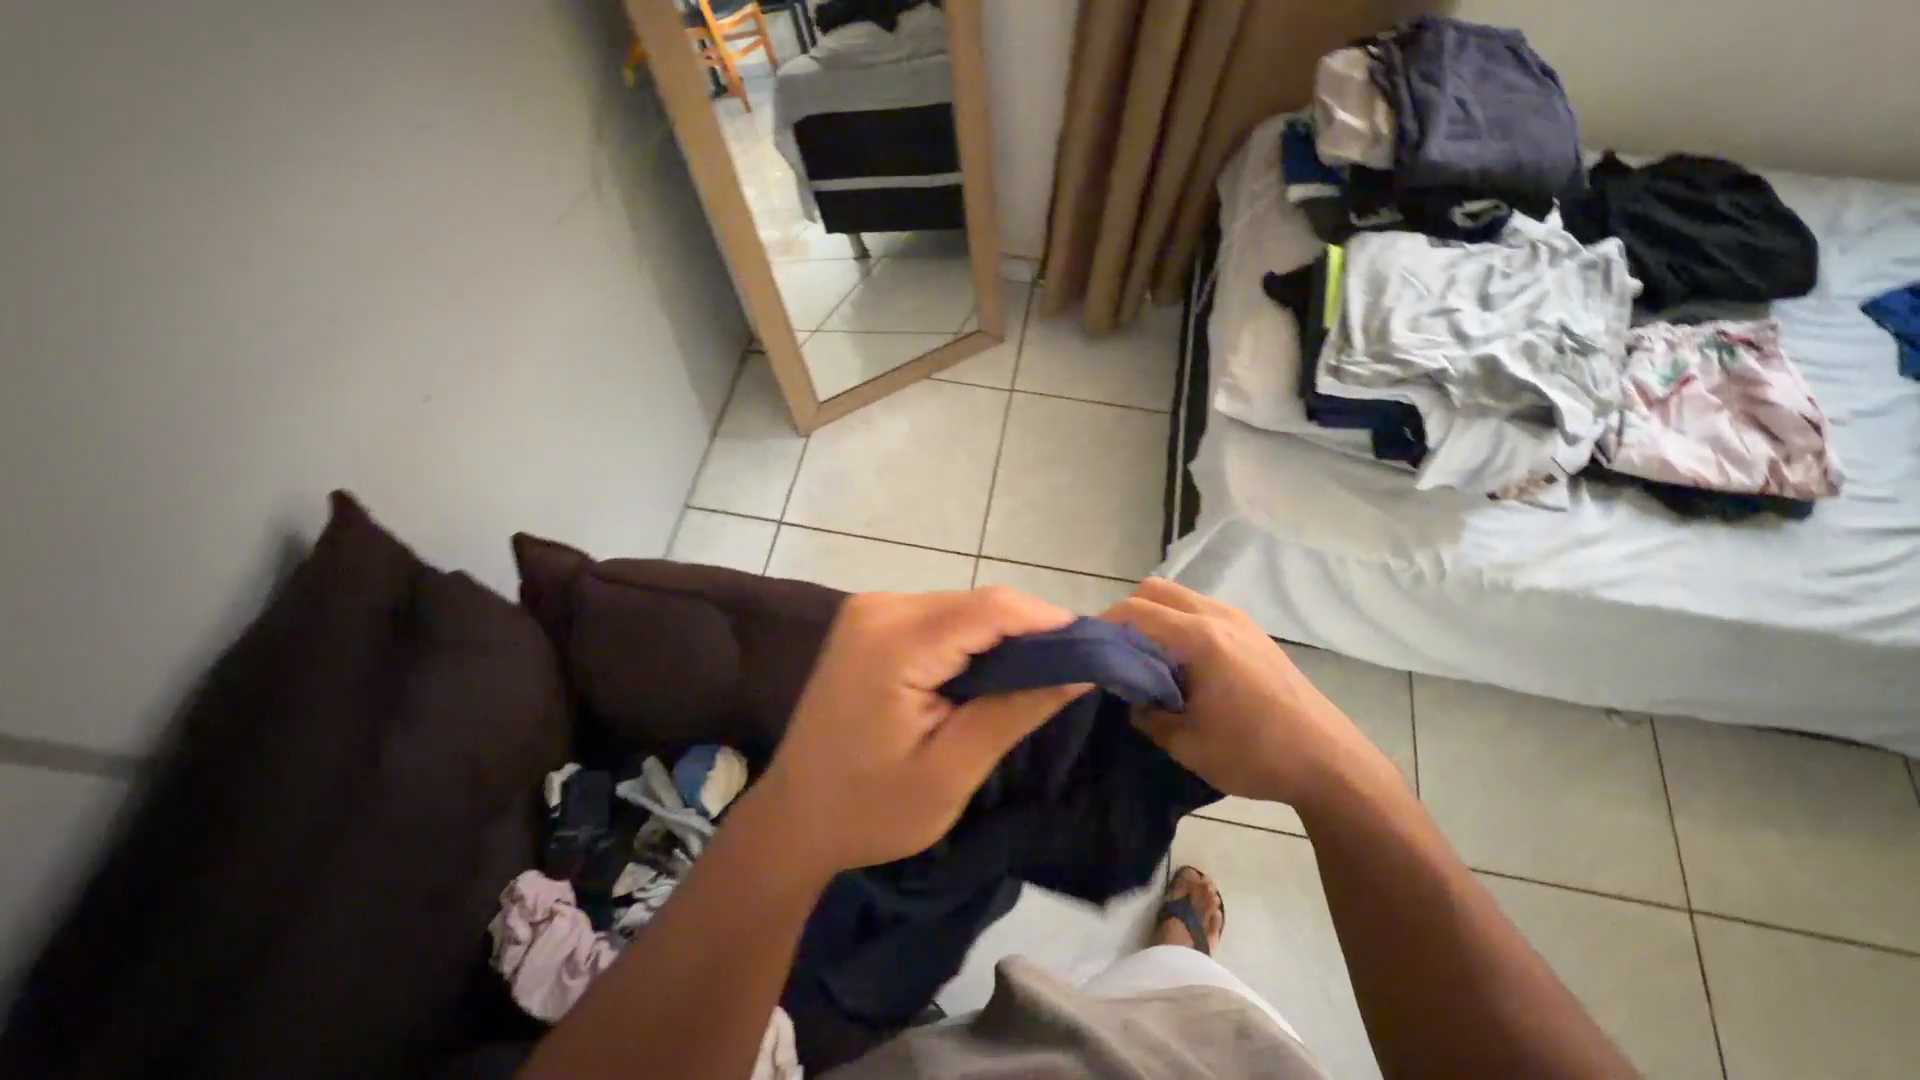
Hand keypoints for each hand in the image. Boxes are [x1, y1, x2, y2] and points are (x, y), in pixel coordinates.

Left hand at [753, 587, 1090, 875]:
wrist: (794, 819)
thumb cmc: (870, 810)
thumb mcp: (952, 770)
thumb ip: (1016, 710)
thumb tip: (1083, 670)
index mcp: (893, 642)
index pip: (993, 607)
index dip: (1051, 623)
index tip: (1097, 655)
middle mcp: (878, 608)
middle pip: (979, 604)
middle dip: (1030, 635)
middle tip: (1069, 680)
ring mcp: (868, 612)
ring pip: (962, 609)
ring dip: (1001, 641)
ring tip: (1031, 687)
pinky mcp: (868, 624)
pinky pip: (939, 620)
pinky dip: (971, 644)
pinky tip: (983, 682)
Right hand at [1102, 578, 1393, 808]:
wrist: (1328, 762)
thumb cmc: (1254, 754)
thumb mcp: (1186, 743)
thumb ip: (1147, 713)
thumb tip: (1130, 697)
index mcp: (1200, 638)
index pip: (1134, 611)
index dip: (1102, 626)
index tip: (1087, 654)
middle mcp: (1218, 616)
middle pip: (1155, 590)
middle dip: (1127, 615)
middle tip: (1117, 656)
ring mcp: (1240, 621)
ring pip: (1180, 597)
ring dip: (1156, 619)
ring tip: (1149, 663)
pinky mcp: (1254, 634)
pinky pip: (1202, 612)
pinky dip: (1180, 626)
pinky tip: (1184, 668)